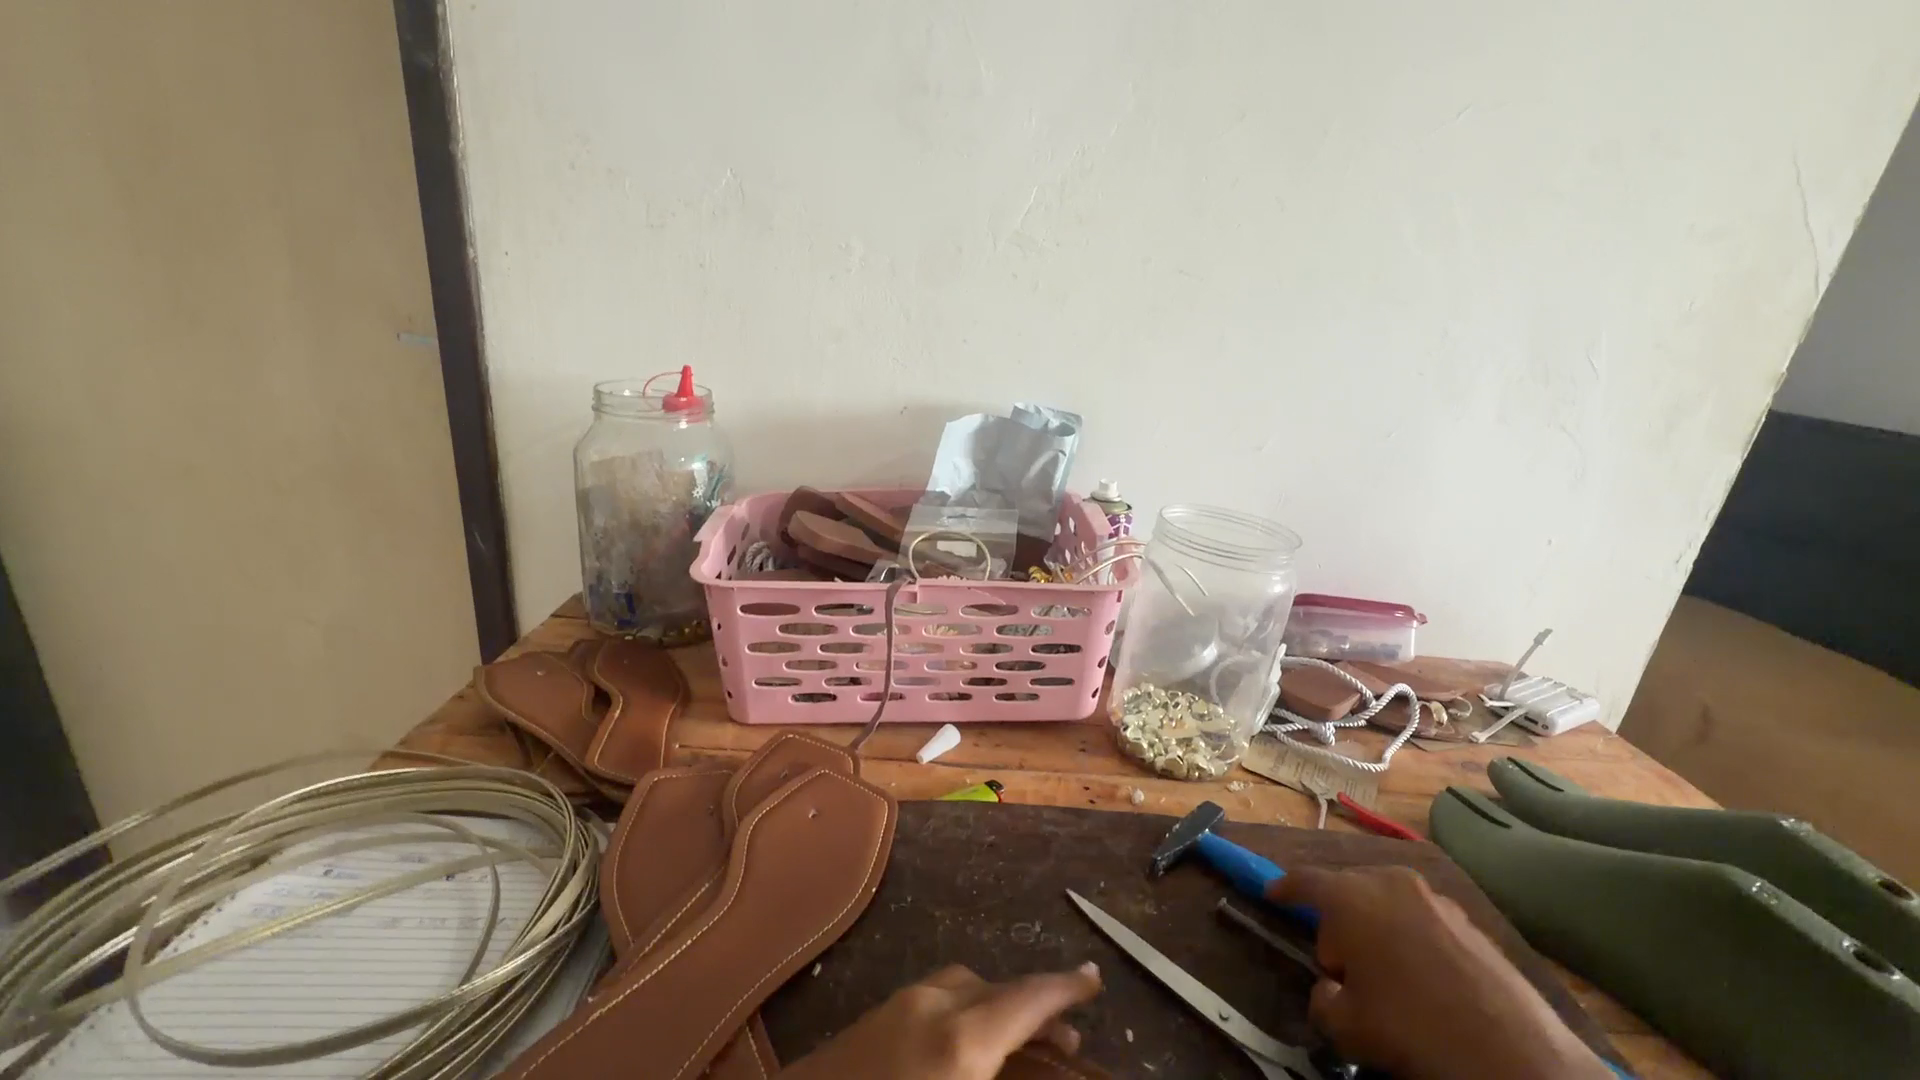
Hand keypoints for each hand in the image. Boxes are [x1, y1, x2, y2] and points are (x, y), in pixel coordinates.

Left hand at [778, 963, 1101, 1079]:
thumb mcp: (962, 1079)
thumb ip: (1002, 1073)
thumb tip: (1024, 1060)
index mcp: (961, 1039)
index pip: (1028, 1000)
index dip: (1065, 989)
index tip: (1093, 978)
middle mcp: (932, 1007)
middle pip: (996, 989)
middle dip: (1033, 1007)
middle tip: (1066, 1040)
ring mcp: (895, 1007)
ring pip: (962, 988)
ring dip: (996, 1007)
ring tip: (1018, 1044)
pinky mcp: (869, 1018)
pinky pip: (932, 1000)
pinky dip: (963, 1011)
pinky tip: (962, 1044)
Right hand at [1268, 866, 1615, 1079]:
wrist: (1514, 1052)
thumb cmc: (1412, 1028)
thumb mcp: (1345, 1025)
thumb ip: (1322, 997)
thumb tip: (1332, 987)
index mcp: (1351, 897)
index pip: (1304, 880)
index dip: (1283, 887)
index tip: (1271, 894)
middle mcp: (1390, 883)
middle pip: (1346, 889)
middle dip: (1336, 921)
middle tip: (1341, 966)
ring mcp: (1434, 897)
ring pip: (1385, 902)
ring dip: (1374, 927)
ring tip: (1385, 975)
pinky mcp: (1468, 919)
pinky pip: (1419, 917)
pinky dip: (1409, 937)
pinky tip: (1422, 978)